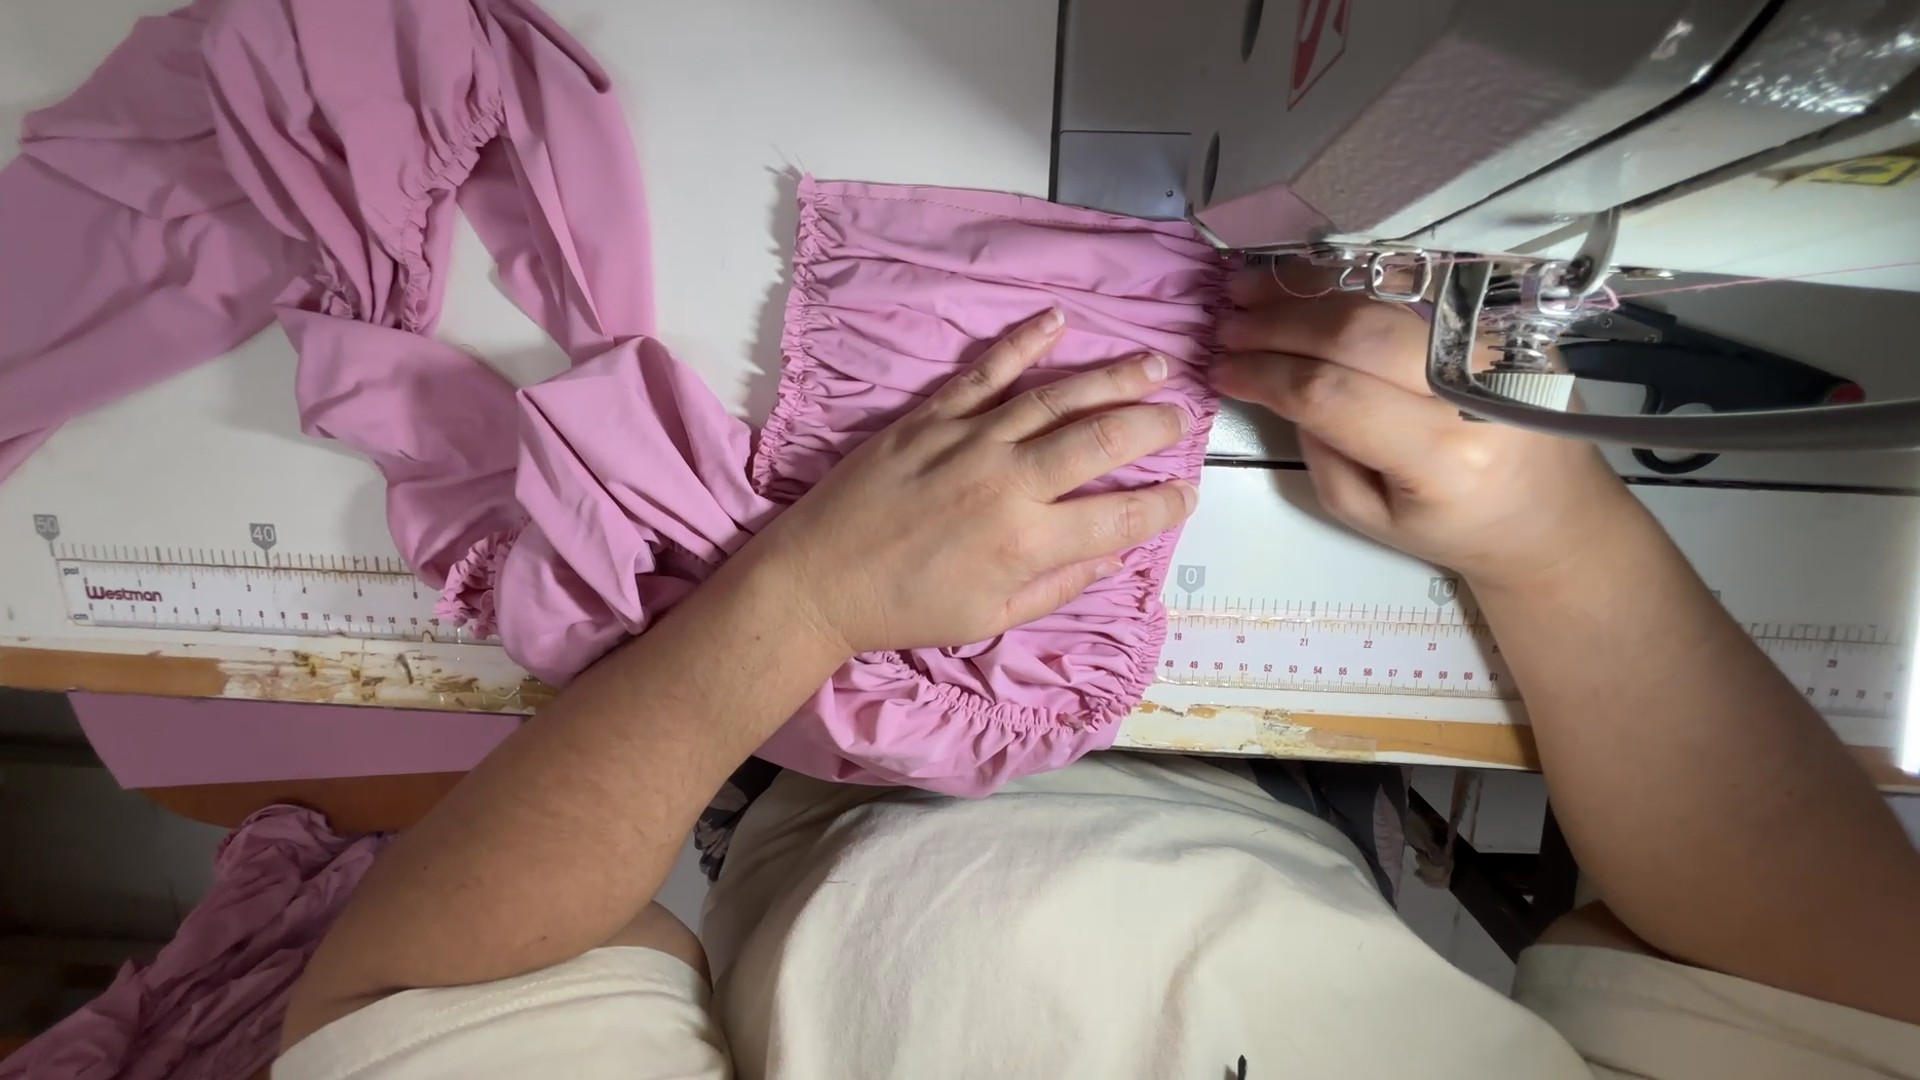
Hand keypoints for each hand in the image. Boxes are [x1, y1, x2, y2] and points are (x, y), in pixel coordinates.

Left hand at [747, 309, 1197, 654]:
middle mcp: (1007, 482)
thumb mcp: (990, 617)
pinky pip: (985, 372)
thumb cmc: (907, 608)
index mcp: (1026, 542)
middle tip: (1181, 415)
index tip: (1187, 492)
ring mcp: (968, 441)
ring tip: (1152, 366)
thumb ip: (1057, 587)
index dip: (1162, 504)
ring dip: (1110, 378)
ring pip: (1056, 397)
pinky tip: (1057, 321)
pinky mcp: (930, 417)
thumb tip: (1113, 559)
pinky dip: (1023, 343)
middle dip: (1151, 426)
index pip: (1119, 516)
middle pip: (1100, 441)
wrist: (821, 579)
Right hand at [1211, 262, 1644, 591]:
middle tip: (1226, 324)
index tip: (1221, 370)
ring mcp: (1499, 348)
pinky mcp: (1506, 326)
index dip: (1265, 375)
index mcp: (1442, 456)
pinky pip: (1416, 292)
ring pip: (1385, 301)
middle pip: (1356, 335)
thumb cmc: (1450, 528)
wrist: (1552, 515)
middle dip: (1278, 326)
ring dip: (1306, 292)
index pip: (1331, 395)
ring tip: (1250, 290)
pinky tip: (1306, 281)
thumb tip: (1286, 385)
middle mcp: (1476, 391)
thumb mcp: (1366, 514)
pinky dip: (1352, 283)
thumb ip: (1321, 449)